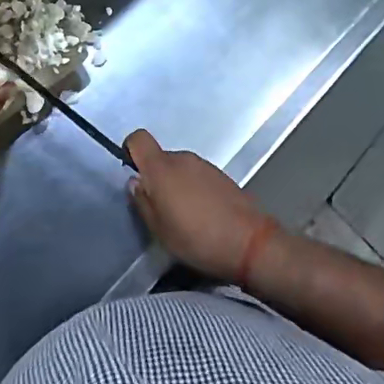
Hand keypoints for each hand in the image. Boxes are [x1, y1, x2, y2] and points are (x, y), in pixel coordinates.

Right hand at [127, 129, 275, 282]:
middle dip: (156, 177)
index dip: (131, 149)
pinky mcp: (223, 176)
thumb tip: (136, 182)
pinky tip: (203, 214)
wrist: (252, 245)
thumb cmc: (197, 238)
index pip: (139, 139)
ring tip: (184, 215)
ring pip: (180, 168)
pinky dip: (195, 189)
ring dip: (176, 184)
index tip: (132, 172)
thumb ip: (142, 202)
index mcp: (162, 168)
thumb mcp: (159, 230)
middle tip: (160, 207)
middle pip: (160, 157)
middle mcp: (183, 158)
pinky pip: (198, 176)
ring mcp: (205, 166)